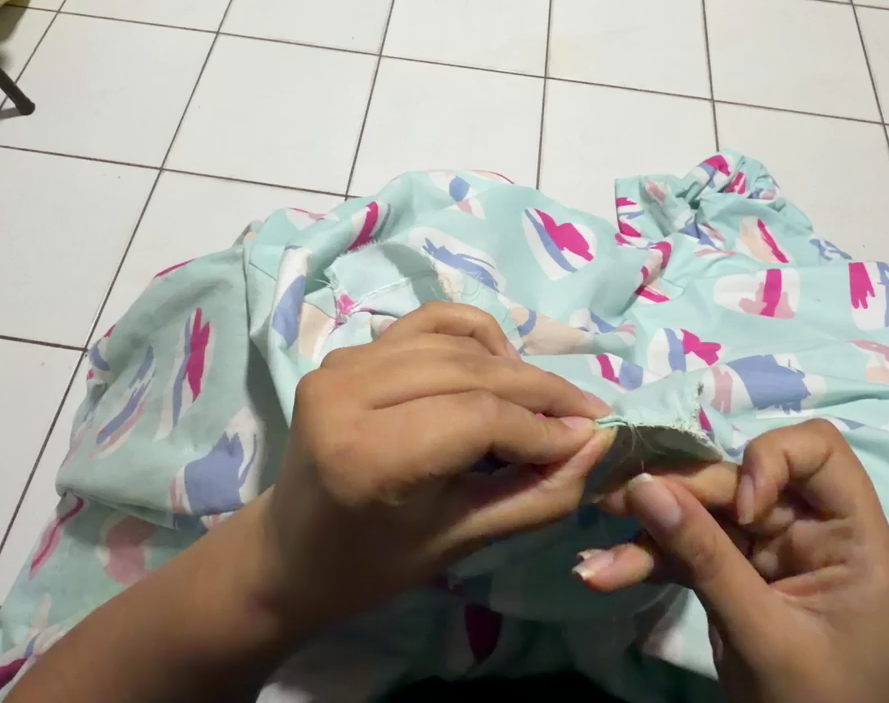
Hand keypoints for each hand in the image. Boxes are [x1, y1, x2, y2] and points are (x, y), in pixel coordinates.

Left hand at [254, 302, 613, 629]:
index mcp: (368, 455)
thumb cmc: (372, 564)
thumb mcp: (461, 542)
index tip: (589, 437)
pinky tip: (498, 362)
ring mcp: (343, 363)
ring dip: (510, 364)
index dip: (540, 427)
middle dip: (537, 391)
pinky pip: (427, 324)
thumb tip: (596, 444)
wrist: (292, 548)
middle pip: (468, 371)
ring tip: (547, 399)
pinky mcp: (347, 351)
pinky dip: (471, 335)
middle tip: (586, 413)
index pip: (476, 417)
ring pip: (453, 342)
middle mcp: (348, 392)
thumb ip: (536, 493)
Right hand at [579, 420, 888, 702]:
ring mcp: (768, 554)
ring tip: (598, 541)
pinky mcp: (735, 578)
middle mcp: (808, 532)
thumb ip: (705, 557)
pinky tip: (606, 572)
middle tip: (618, 501)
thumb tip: (642, 484)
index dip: (772, 459)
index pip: (817, 451)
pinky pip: (688, 551)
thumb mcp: (765, 636)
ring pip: (703, 514)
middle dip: (680, 493)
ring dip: (650, 528)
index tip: (743, 509)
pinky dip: (649, 560)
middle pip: (739, 480)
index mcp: (850, 538)